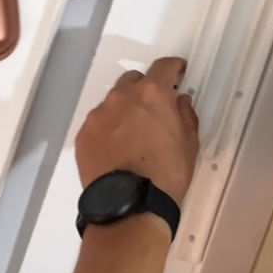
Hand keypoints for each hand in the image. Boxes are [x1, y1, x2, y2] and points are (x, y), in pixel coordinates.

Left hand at [76, 57, 200, 201]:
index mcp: (152, 94)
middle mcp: (122, 97)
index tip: (178, 72)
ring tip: (133, 134)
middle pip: (134, 80)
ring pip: (113, 102)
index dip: (174, 68)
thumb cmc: (166, 174)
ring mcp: (99, 115)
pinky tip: (116, 149)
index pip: (164, 67)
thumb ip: (185, 115)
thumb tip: (180, 102)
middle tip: (154, 108)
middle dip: (145, 89)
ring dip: (125, 110)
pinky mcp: (84, 135)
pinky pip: (98, 123)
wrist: (130, 205)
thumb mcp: (189, 144)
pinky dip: (109, 129)